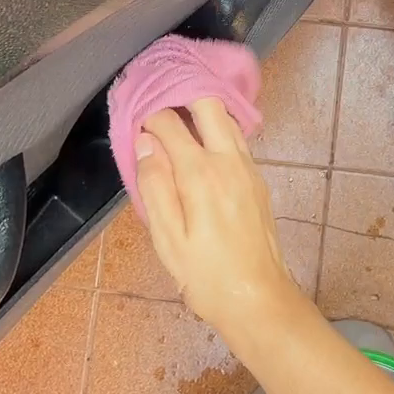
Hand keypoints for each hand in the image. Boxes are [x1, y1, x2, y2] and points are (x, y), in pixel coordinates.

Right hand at [135, 99, 303, 337]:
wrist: (258, 298)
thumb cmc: (206, 275)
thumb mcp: (167, 239)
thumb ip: (154, 185)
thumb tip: (145, 143)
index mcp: (201, 174)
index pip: (170, 123)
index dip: (149, 115)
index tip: (135, 121)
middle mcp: (229, 161)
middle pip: (209, 104)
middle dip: (182, 95)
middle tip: (160, 107)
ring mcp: (249, 167)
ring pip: (227, 118)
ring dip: (203, 110)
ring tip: (178, 119)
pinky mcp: (258, 179)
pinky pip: (237, 139)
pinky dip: (218, 129)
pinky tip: (203, 144)